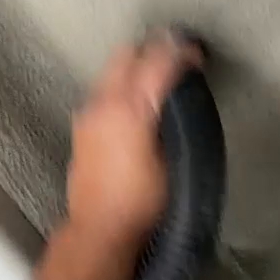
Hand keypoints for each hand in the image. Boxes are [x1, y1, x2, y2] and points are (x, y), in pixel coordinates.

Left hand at [65, 32, 200, 256]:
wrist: (99, 229)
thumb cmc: (143, 201)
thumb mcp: (172, 161)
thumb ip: (173, 122)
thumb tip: (176, 100)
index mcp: (131, 109)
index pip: (158, 63)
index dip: (181, 53)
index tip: (198, 53)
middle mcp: (105, 102)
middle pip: (127, 54)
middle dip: (154, 49)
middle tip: (178, 56)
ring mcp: (88, 112)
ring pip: (112, 69)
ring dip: (136, 65)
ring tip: (160, 76)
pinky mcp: (81, 125)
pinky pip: (104, 89)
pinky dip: (122, 84)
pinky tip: (137, 101)